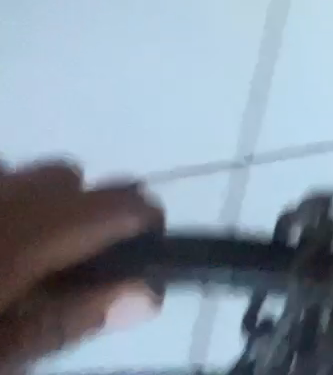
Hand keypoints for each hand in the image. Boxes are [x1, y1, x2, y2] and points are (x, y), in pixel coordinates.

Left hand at [0, 162, 161, 371]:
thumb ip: (66, 321)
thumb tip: (149, 297)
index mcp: (34, 232)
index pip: (126, 204)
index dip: (144, 228)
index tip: (136, 263)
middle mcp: (8, 196)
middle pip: (71, 179)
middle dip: (81, 212)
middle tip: (63, 267)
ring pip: (26, 178)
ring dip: (36, 208)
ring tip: (20, 256)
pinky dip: (7, 206)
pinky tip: (1, 244)